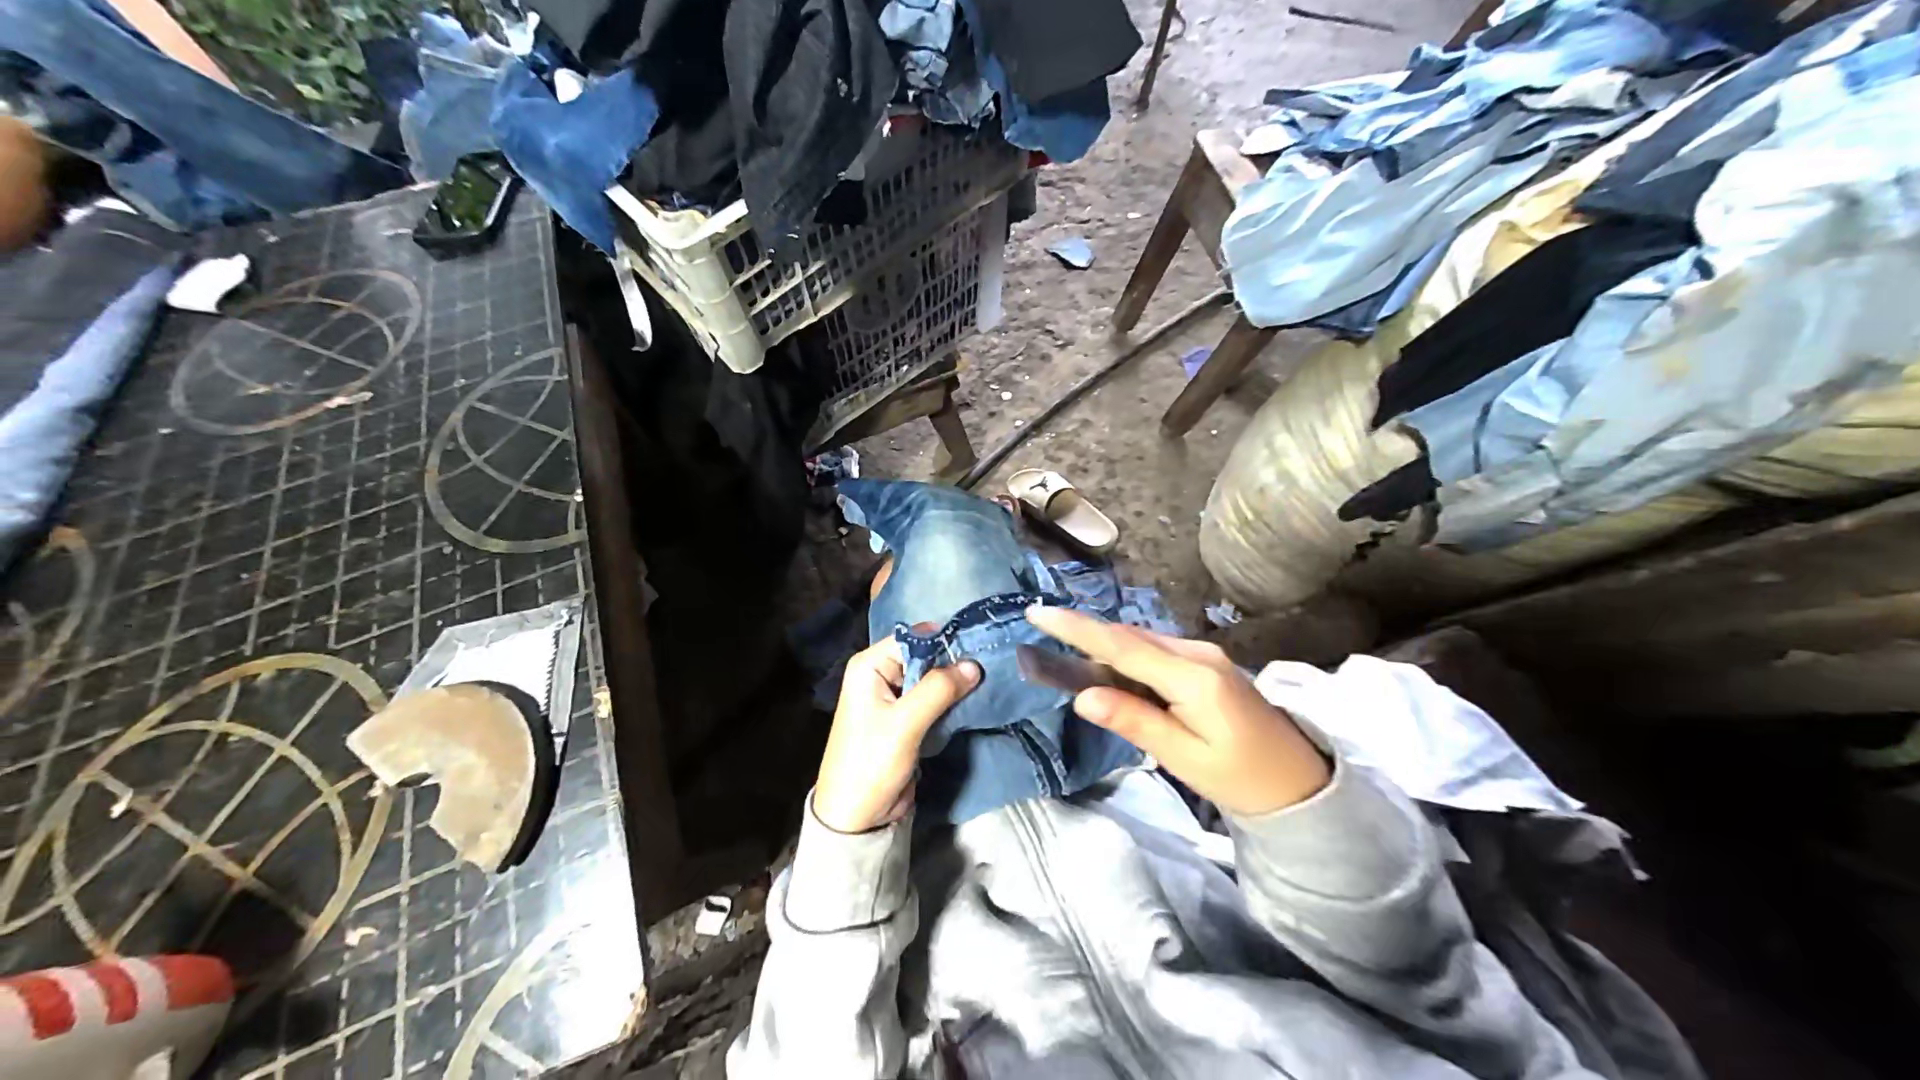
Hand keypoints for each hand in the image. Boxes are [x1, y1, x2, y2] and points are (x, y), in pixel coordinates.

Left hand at [812, 637, 980, 832]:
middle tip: (991, 665)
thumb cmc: (871, 763)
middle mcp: (880, 674)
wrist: (856, 817)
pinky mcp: (906, 718)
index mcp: (869, 666)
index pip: (913, 638)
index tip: (980, 647)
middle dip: (954, 662)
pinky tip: (975, 700)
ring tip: (989, 681)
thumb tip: (974, 664)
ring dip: (955, 683)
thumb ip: (939, 690)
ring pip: (932, 678)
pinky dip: (951, 701)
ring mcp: (893, 697)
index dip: (945, 641)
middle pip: (924, 656)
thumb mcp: (905, 724)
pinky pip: (933, 700)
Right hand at [1026, 607, 1329, 816]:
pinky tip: (1110, 668)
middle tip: (1041, 631)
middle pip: (1129, 637)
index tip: (1038, 613)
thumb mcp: (1183, 757)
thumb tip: (1083, 696)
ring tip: (1065, 651)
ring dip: (1104, 643)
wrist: (1299, 782)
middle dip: (1084, 631)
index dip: (1077, 628)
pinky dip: (1126, 655)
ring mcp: (1204, 655)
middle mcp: (1197, 653)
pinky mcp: (1205, 663)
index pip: (1123, 646)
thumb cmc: (1240, 777)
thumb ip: (1134, 721)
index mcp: (1193, 677)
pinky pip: (1155, 650)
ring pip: (1141, 641)